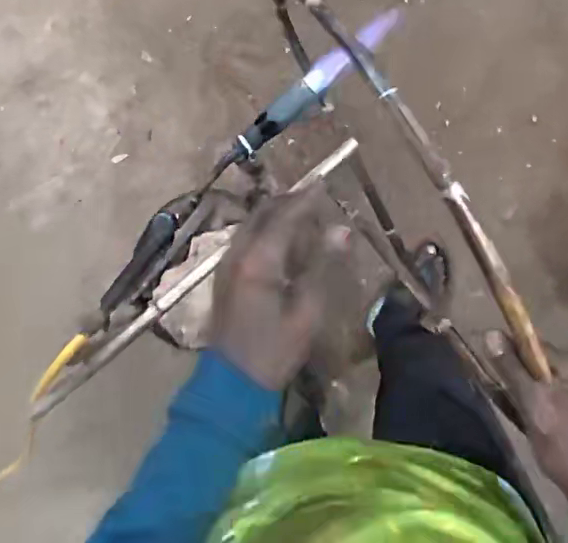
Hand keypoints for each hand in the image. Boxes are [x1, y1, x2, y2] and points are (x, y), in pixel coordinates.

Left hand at [207, 190, 348, 389]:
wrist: (230, 382)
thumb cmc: (273, 351)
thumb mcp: (306, 313)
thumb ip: (323, 268)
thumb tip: (342, 231)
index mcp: (258, 258)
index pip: (284, 216)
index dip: (306, 199)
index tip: (324, 184)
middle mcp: (238, 250)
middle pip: (264, 212)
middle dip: (289, 201)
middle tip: (316, 197)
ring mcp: (227, 260)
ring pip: (253, 223)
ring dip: (277, 213)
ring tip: (305, 215)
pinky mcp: (225, 272)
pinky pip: (247, 237)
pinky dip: (266, 229)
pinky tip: (283, 240)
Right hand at [485, 331, 567, 508]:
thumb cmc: (565, 443)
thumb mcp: (533, 402)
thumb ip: (511, 367)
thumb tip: (489, 332)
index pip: (531, 343)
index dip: (508, 350)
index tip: (489, 360)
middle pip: (532, 363)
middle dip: (513, 373)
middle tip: (499, 389)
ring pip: (535, 382)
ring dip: (518, 391)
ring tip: (511, 407)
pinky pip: (542, 397)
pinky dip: (529, 404)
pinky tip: (523, 418)